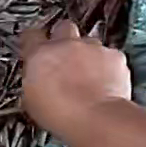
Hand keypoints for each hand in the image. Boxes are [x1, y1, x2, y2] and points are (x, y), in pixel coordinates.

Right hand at [18, 19, 131, 133]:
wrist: (95, 118)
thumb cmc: (63, 114)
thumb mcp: (32, 101)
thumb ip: (34, 80)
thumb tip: (36, 80)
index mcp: (40, 54)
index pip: (31, 35)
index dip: (33, 40)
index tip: (35, 46)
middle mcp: (66, 45)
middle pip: (63, 28)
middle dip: (64, 38)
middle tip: (64, 57)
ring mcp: (92, 48)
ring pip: (89, 42)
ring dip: (87, 55)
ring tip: (87, 77)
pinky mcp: (114, 56)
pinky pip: (110, 55)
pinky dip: (108, 66)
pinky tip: (105, 83)